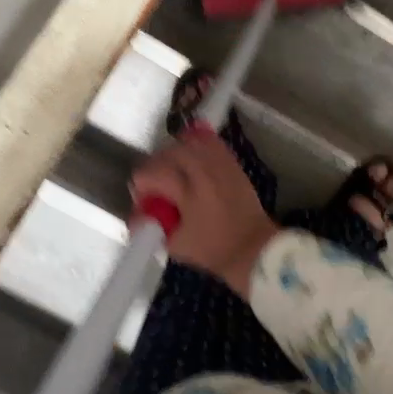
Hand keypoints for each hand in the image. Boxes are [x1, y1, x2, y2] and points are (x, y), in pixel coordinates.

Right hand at [132, 129, 279, 298]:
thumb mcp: (175, 246)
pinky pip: (214, 144)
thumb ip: (153, 226)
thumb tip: (138, 214)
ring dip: (176, 152)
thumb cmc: (214, 251)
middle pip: (171, 152)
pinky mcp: (234, 166)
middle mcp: (205, 174)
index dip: (141, 183)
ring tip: (173, 168)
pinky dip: (199, 144)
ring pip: (192, 142)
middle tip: (154, 181)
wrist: (254, 249)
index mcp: (189, 194)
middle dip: (156, 164)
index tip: (142, 196)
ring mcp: (222, 167)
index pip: (154, 173)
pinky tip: (193, 155)